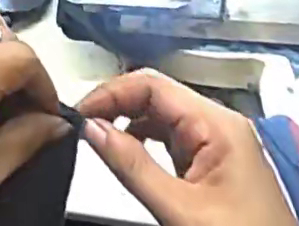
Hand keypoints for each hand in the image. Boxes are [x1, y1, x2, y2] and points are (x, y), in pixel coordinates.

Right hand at [77, 69, 296, 225]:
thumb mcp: (182, 213)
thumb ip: (134, 169)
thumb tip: (91, 128)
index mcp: (216, 122)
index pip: (154, 85)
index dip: (113, 92)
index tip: (79, 113)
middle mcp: (219, 122)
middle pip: (158, 95)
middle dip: (119, 104)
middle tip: (82, 125)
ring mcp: (218, 143)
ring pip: (164, 116)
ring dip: (129, 121)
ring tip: (97, 136)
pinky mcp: (215, 164)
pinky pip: (174, 139)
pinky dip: (146, 141)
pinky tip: (128, 153)